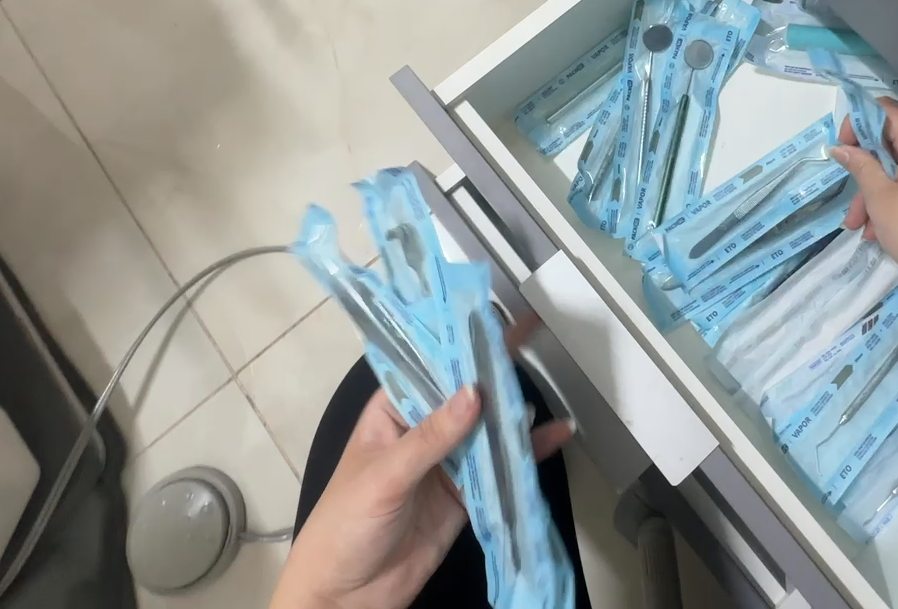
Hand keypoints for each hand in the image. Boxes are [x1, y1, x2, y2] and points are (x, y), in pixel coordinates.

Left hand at [271, 318, 572, 608]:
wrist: (343, 604)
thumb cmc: (344, 527)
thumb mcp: (383, 477)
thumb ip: (431, 437)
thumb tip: (475, 392)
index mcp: (393, 411)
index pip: (430, 366)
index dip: (461, 342)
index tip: (494, 317)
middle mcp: (423, 428)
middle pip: (466, 393)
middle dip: (496, 371)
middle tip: (534, 339)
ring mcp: (448, 461)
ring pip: (488, 427)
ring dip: (516, 411)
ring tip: (552, 386)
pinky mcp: (467, 494)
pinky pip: (500, 467)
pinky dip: (527, 452)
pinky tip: (553, 437)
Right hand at [830, 98, 897, 296]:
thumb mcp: (879, 197)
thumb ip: (860, 165)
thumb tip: (842, 148)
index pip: (888, 111)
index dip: (860, 122)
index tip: (844, 148)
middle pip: (894, 143)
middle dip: (865, 167)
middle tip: (847, 189)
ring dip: (876, 192)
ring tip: (858, 225)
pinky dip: (895, 201)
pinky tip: (877, 232)